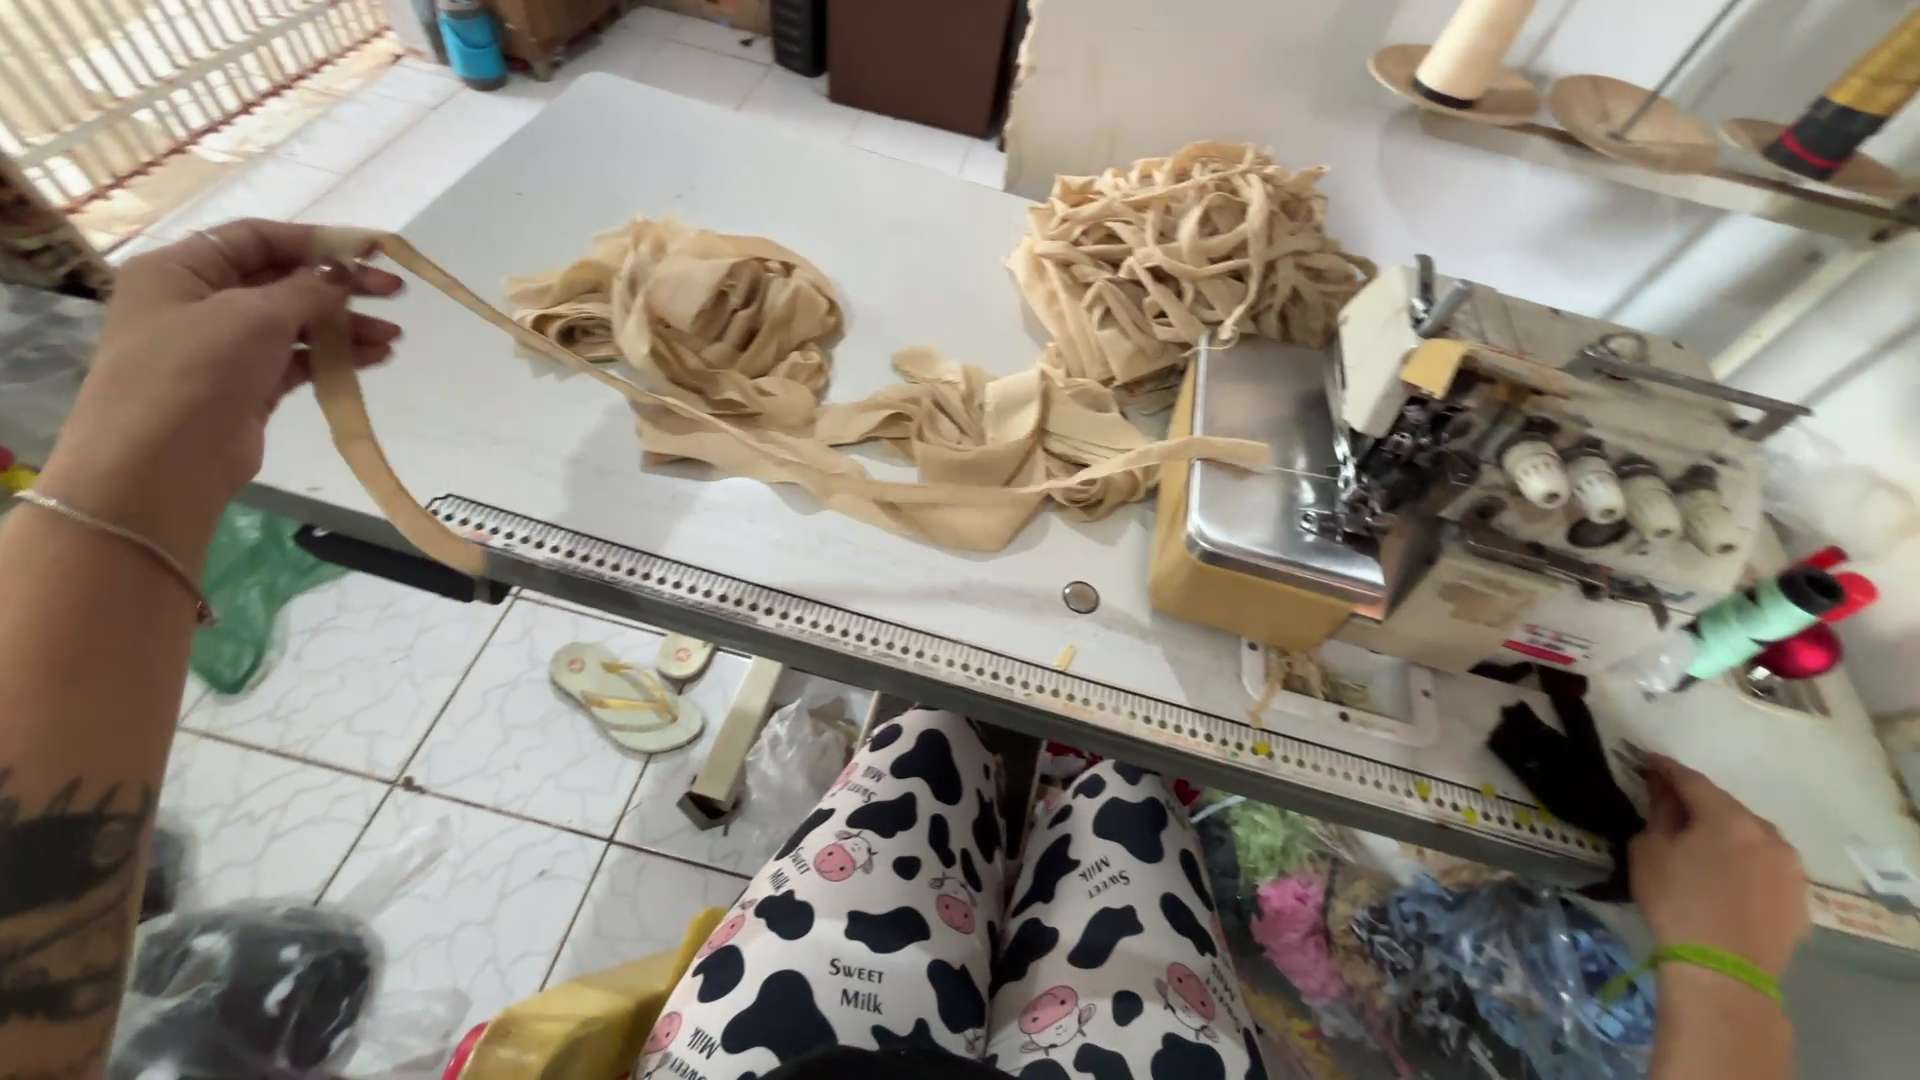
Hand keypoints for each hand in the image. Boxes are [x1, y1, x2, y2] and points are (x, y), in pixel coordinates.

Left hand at [38, 220, 403, 560]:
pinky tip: (376, 358)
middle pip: (282, 281)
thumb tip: (345, 272)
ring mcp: (224, 346)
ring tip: (393, 337)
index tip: (372, 252)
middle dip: (340, 287)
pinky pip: (302, 359)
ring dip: (347, 326)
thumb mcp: (253, 316)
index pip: (256, 239)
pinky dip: (338, 356)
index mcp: (181, 270)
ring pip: (297, 323)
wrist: (163, 457)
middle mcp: (199, 301)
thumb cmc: (194, 369)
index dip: (316, 242)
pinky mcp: (249, 384)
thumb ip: (306, 289)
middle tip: (395, 292)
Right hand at [1629, 754, 1809, 977]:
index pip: (1691, 780)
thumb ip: (1659, 813)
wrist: (1723, 967)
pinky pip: (1765, 865)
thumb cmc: (1675, 899)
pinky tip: (1725, 872)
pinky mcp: (1800, 897)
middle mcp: (1768, 836)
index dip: (1665, 767)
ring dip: (1725, 831)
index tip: (1645, 760)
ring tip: (1700, 839)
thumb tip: (1662, 789)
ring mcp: (1791, 868)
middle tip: (1670, 802)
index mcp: (1728, 819)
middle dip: (1698, 801)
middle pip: (1727, 807)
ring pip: (1752, 836)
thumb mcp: (1650, 849)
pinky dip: (1743, 859)